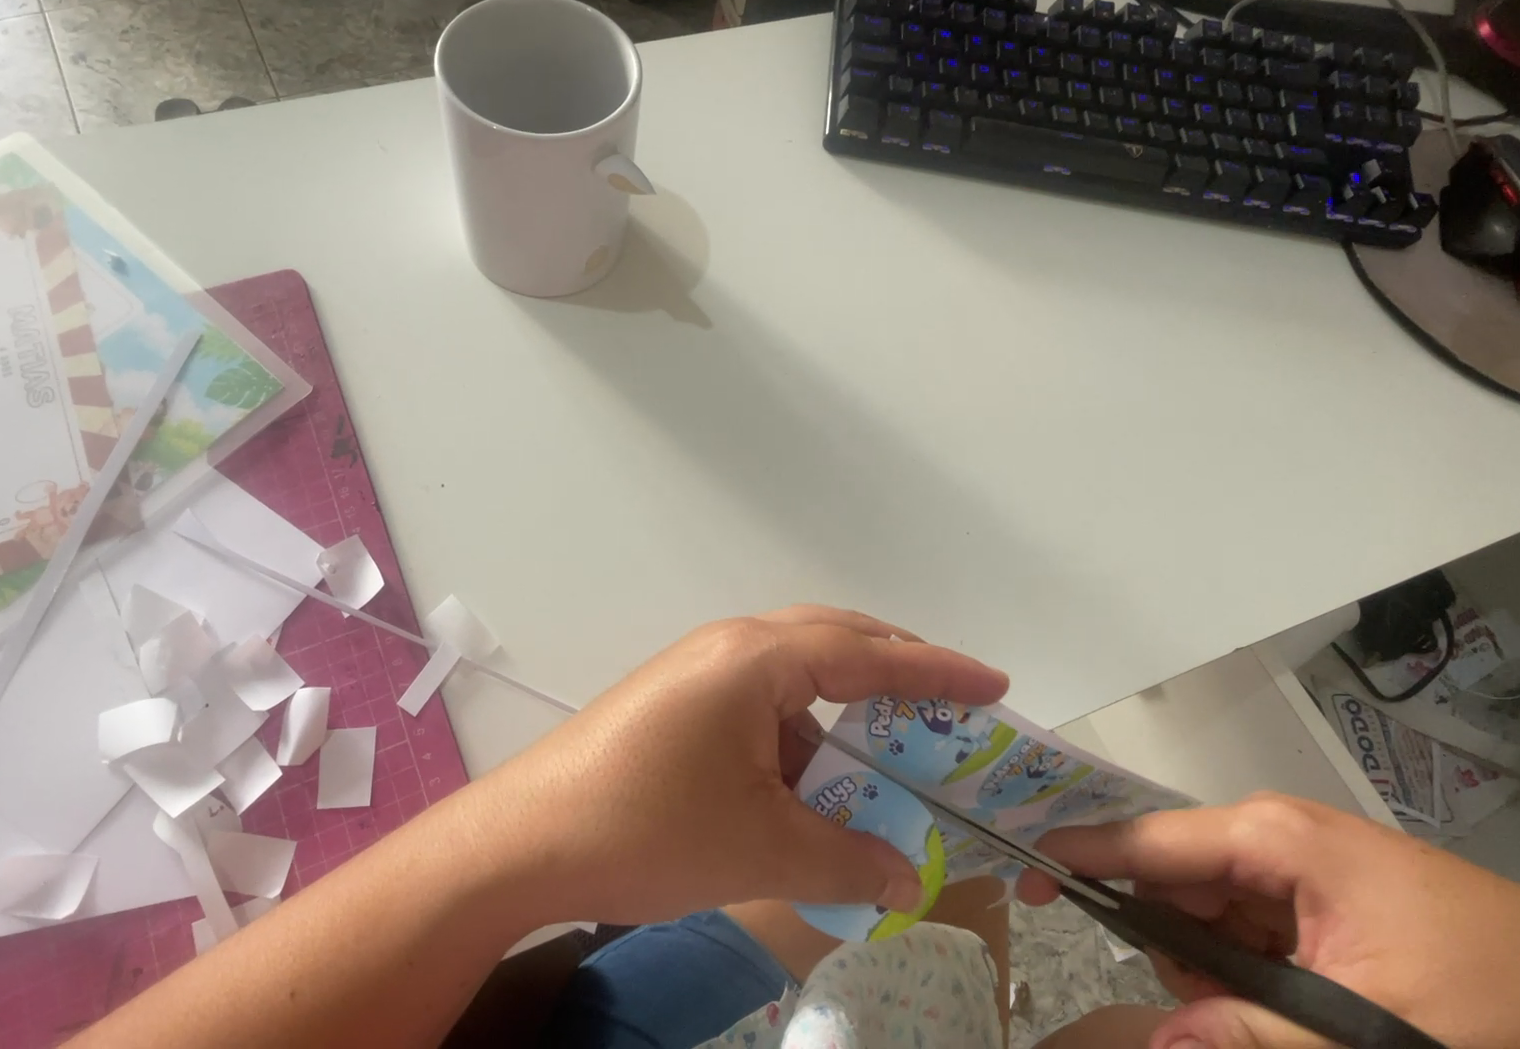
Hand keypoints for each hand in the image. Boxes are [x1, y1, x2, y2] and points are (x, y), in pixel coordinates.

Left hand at [462, 606, 1008, 927]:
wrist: (524, 841)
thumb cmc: (648, 829)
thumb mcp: (762, 852)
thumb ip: (849, 861)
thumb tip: (906, 879)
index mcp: (755, 660)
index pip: (867, 653)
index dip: (937, 671)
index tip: (994, 685)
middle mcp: (727, 648)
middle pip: (831, 641)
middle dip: (894, 672)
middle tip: (948, 708)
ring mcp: (696, 672)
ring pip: (793, 674)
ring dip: (842, 711)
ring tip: (887, 756)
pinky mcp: (676, 703)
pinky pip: (759, 703)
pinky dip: (799, 734)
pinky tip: (814, 782)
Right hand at [1015, 793, 1519, 1048]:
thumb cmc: (1505, 998)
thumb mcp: (1376, 1029)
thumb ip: (1255, 1033)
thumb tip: (1156, 1046)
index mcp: (1269, 839)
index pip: (1142, 840)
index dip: (1075, 857)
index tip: (1021, 879)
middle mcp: (1268, 836)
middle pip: (1166, 882)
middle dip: (1169, 947)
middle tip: (1216, 1011)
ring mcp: (1293, 862)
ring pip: (1200, 909)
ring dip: (1211, 968)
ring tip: (1279, 1015)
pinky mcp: (1315, 890)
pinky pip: (1242, 923)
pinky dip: (1243, 968)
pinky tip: (1289, 1004)